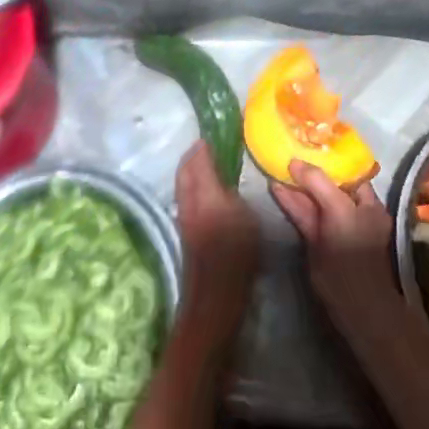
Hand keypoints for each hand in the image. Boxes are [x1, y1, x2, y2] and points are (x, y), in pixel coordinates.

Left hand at [175, 141, 260, 325]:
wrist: (215, 293)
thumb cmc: (237, 254)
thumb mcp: (246, 217)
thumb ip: (232, 193)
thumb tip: (225, 180)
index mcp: (204, 192)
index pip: (198, 160)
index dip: (204, 146)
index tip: (211, 136)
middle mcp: (188, 200)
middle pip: (185, 170)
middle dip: (193, 156)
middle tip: (206, 147)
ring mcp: (184, 215)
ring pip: (182, 183)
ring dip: (190, 171)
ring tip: (206, 165)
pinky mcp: (184, 229)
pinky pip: (185, 196)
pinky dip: (192, 186)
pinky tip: (206, 190)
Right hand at [270, 160, 398, 331]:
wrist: (353, 303)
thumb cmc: (354, 252)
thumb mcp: (339, 212)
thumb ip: (319, 184)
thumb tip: (295, 162)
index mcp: (368, 203)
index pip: (349, 172)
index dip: (330, 158)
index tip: (309, 143)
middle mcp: (351, 211)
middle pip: (328, 185)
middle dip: (308, 171)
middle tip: (287, 152)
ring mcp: (332, 226)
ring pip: (312, 200)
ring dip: (295, 186)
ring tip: (275, 167)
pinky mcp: (315, 239)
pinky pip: (303, 214)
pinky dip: (290, 201)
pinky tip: (275, 188)